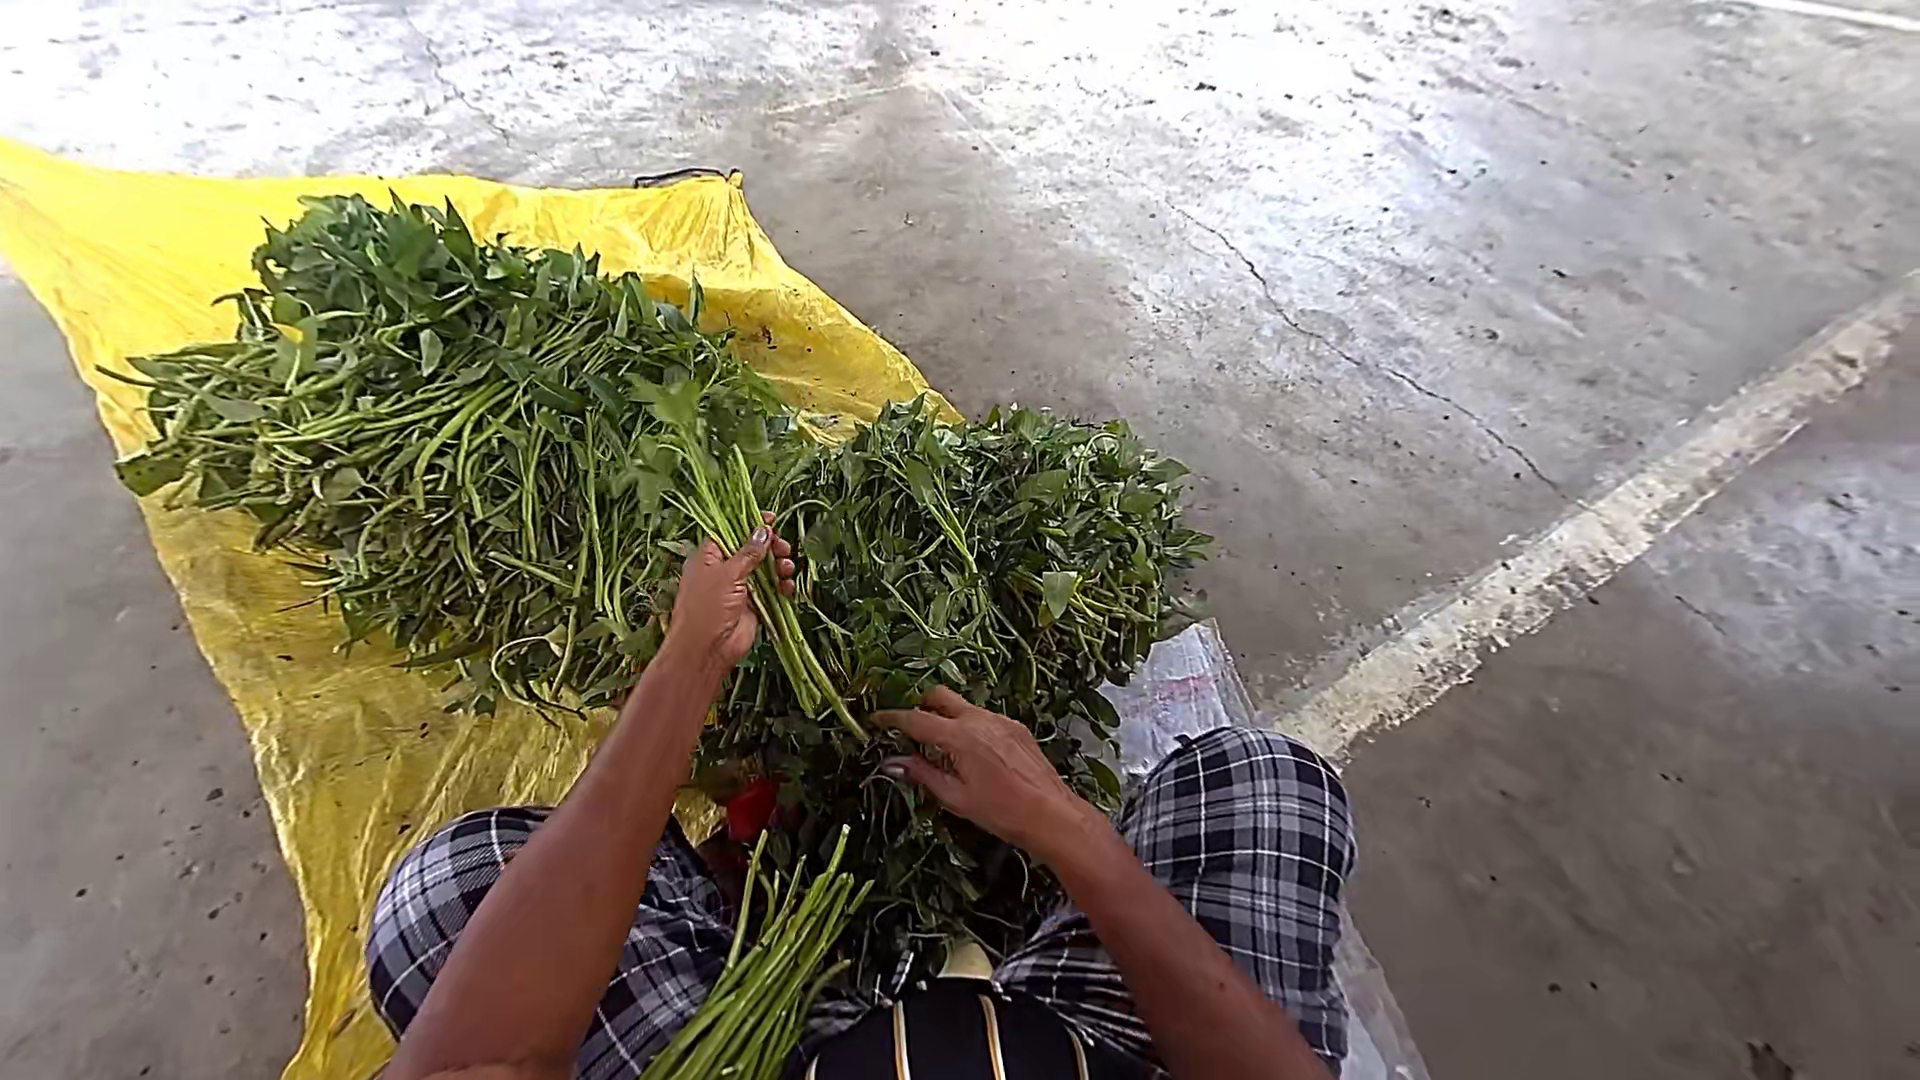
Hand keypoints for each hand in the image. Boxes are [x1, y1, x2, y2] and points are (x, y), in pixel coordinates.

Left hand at [665, 512, 795, 673]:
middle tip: (783, 547)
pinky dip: (782, 586)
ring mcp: (741, 587)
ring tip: (786, 569)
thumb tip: (763, 530)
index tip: (771, 519)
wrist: (707, 649)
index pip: (731, 531)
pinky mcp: (755, 604)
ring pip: (766, 568)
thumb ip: (748, 552)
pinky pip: (773, 589)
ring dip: (779, 566)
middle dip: (771, 546)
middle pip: (753, 549)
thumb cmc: (707, 608)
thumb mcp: (727, 573)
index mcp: (710, 557)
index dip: (750, 524)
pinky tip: (788, 587)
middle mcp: (725, 569)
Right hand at [874, 686, 1110, 862]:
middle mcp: (979, 719)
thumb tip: (893, 763)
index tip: (876, 718)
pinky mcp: (1015, 726)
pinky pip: (983, 717)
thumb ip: (923, 774)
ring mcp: (999, 719)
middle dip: (919, 704)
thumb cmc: (1002, 811)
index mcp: (959, 736)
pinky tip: (970, 751)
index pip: (916, 719)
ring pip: (963, 706)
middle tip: (907, 724)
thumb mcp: (955, 797)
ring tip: (939, 744)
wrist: (1051, 814)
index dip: (892, 718)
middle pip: (939, 696)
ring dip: (945, 716)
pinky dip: (968, 725)